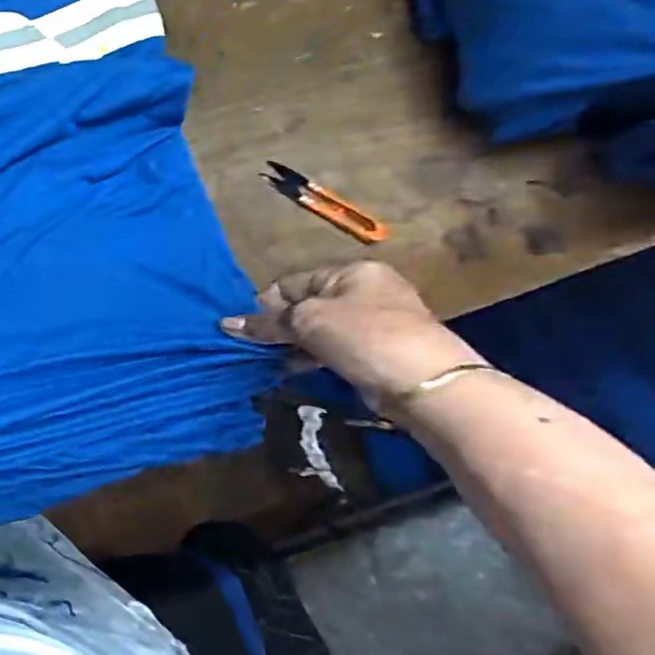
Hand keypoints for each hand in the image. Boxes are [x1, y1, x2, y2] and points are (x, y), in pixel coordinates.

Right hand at [221, 260, 484, 407]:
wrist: (426, 383)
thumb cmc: (363, 336)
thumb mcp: (308, 322)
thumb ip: (268, 323)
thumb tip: (228, 324)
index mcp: (351, 271)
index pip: (292, 282)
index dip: (266, 304)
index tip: (245, 328)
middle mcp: (366, 290)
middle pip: (307, 304)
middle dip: (280, 325)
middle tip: (256, 346)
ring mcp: (377, 321)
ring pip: (321, 328)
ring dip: (295, 343)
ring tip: (270, 360)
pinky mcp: (380, 351)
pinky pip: (336, 347)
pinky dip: (314, 356)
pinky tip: (295, 368)